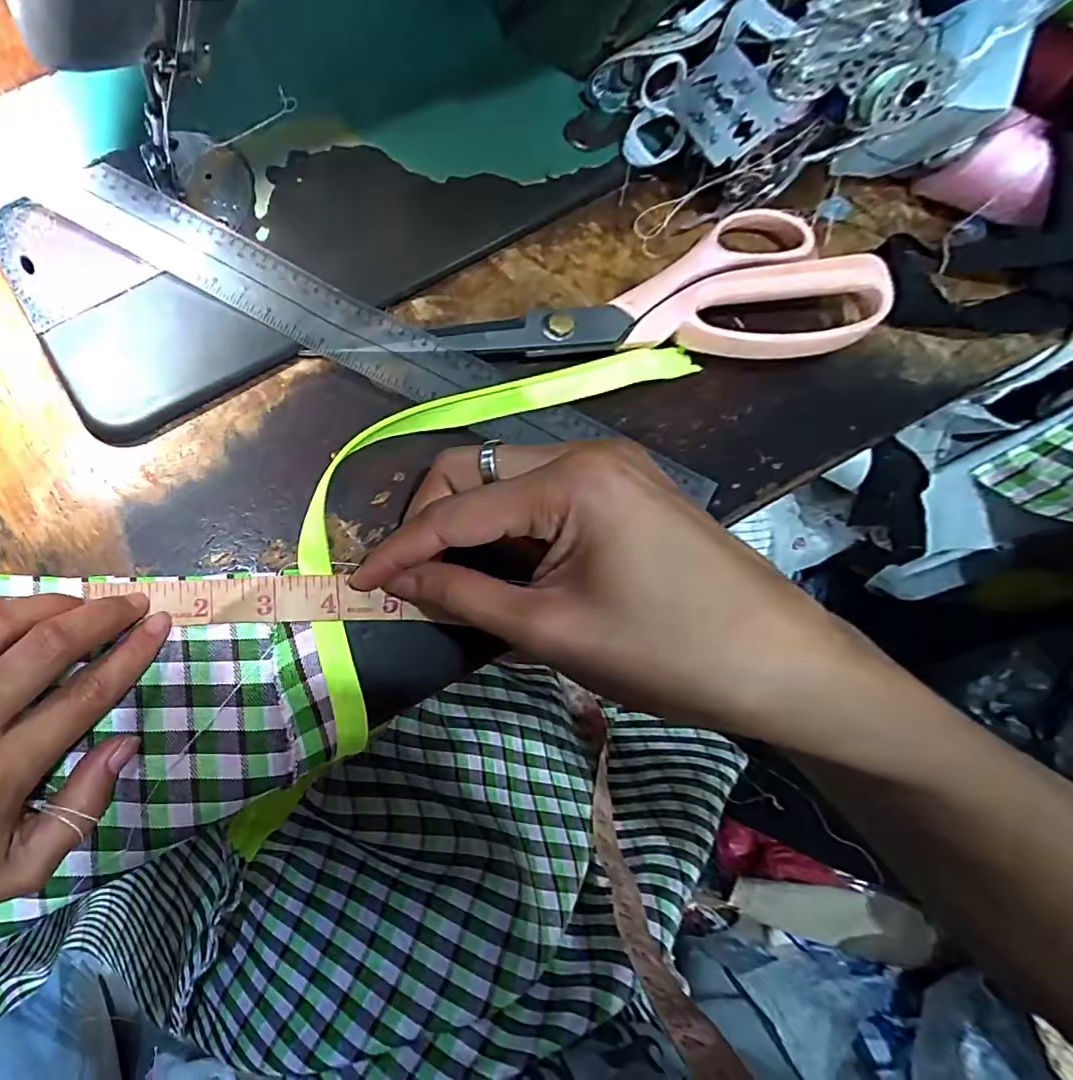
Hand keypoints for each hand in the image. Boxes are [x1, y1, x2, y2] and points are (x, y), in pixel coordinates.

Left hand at [0, 591, 168, 1078]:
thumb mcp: (23, 871)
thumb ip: (81, 806)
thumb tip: (125, 742)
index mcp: (1, 772)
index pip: (85, 695)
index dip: (131, 654)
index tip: (158, 624)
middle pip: (47, 644)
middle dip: (101, 615)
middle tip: (130, 603)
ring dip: (46, 604)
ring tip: (78, 605)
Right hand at [348, 441, 883, 743]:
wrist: (797, 675)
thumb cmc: (669, 655)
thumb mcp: (546, 630)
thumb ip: (458, 594)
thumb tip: (394, 580)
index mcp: (571, 481)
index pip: (453, 511)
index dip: (398, 549)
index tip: (358, 581)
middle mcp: (583, 454)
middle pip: (467, 470)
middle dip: (425, 520)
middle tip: (410, 575)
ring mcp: (604, 467)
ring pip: (493, 478)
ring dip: (457, 524)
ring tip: (444, 575)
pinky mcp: (616, 488)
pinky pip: (527, 494)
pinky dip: (496, 527)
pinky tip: (493, 565)